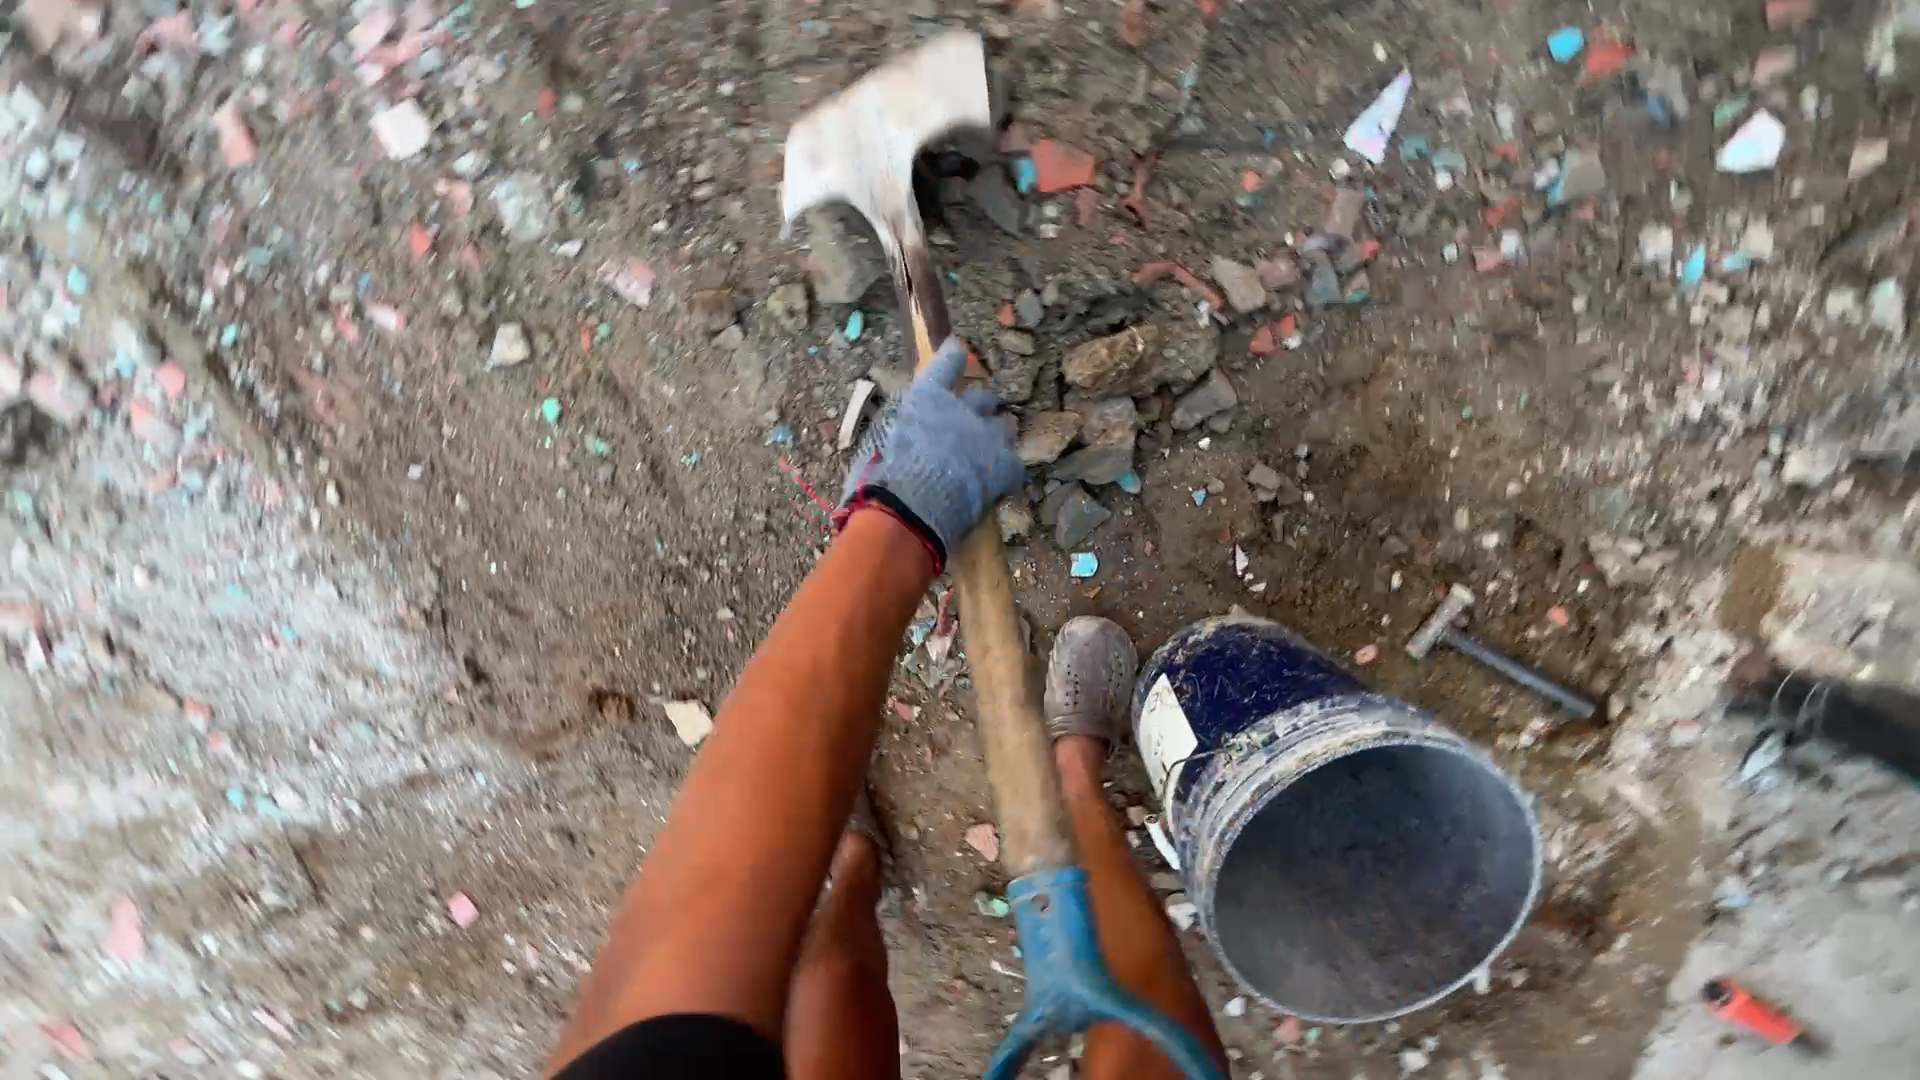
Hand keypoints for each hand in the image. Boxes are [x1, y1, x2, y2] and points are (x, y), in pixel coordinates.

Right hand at [836, 336, 1022, 572]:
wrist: (905, 509)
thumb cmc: (879, 476)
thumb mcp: (878, 440)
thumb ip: (901, 427)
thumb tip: (908, 431)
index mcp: (926, 397)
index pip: (946, 364)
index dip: (954, 356)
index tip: (959, 350)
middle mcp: (961, 408)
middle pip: (984, 397)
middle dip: (981, 406)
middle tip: (976, 419)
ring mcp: (985, 436)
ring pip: (1004, 428)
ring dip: (997, 437)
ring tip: (991, 454)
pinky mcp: (1003, 467)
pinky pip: (1014, 465)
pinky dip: (1006, 473)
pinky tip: (999, 484)